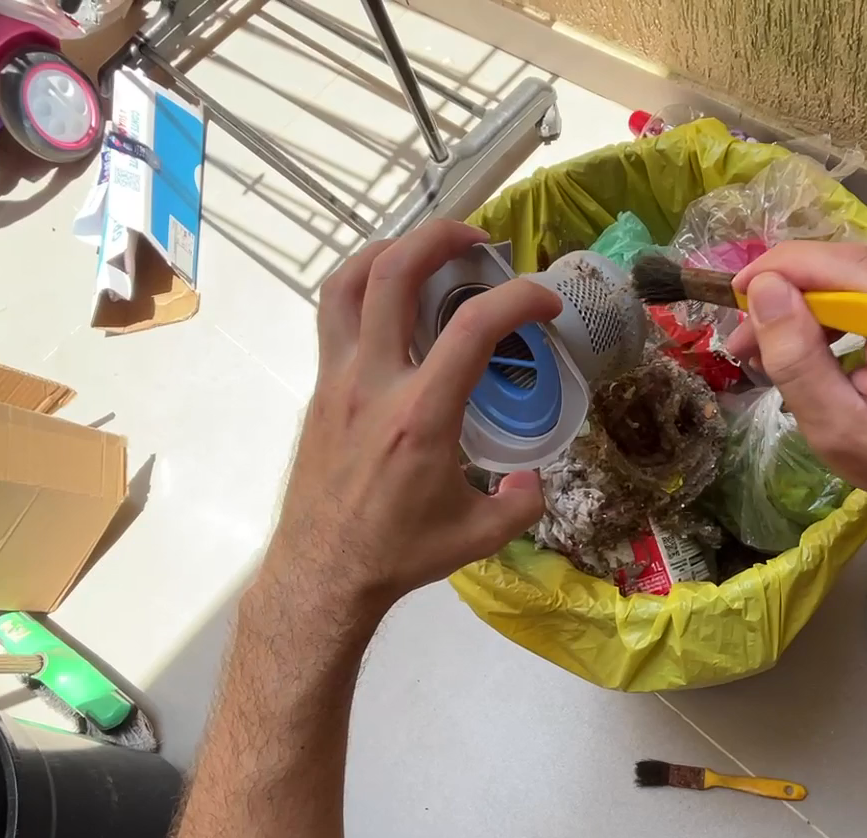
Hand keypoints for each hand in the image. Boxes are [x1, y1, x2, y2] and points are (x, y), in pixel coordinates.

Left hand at [265, 220, 557, 611]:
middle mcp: (374, 382)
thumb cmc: (401, 553)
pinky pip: (334, 315)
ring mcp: (337, 380)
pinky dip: (363, 287)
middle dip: (442, 236)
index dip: (519, 298)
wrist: (324, 572)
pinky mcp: (320, 389)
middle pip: (394, 273)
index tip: (545, 300)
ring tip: (426, 254)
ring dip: (390, 250)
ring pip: (347, 281)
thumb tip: (533, 475)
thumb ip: (523, 501)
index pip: (473, 328)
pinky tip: (391, 305)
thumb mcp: (480, 536)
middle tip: (480, 241)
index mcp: (422, 416)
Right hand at [725, 241, 866, 524]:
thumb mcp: (835, 431)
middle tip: (747, 335)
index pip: (850, 270)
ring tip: (784, 343)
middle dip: (792, 293)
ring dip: (818, 300)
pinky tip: (831, 333)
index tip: (736, 292)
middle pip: (857, 266)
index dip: (785, 269)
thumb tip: (763, 289)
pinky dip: (852, 302)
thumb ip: (798, 361)